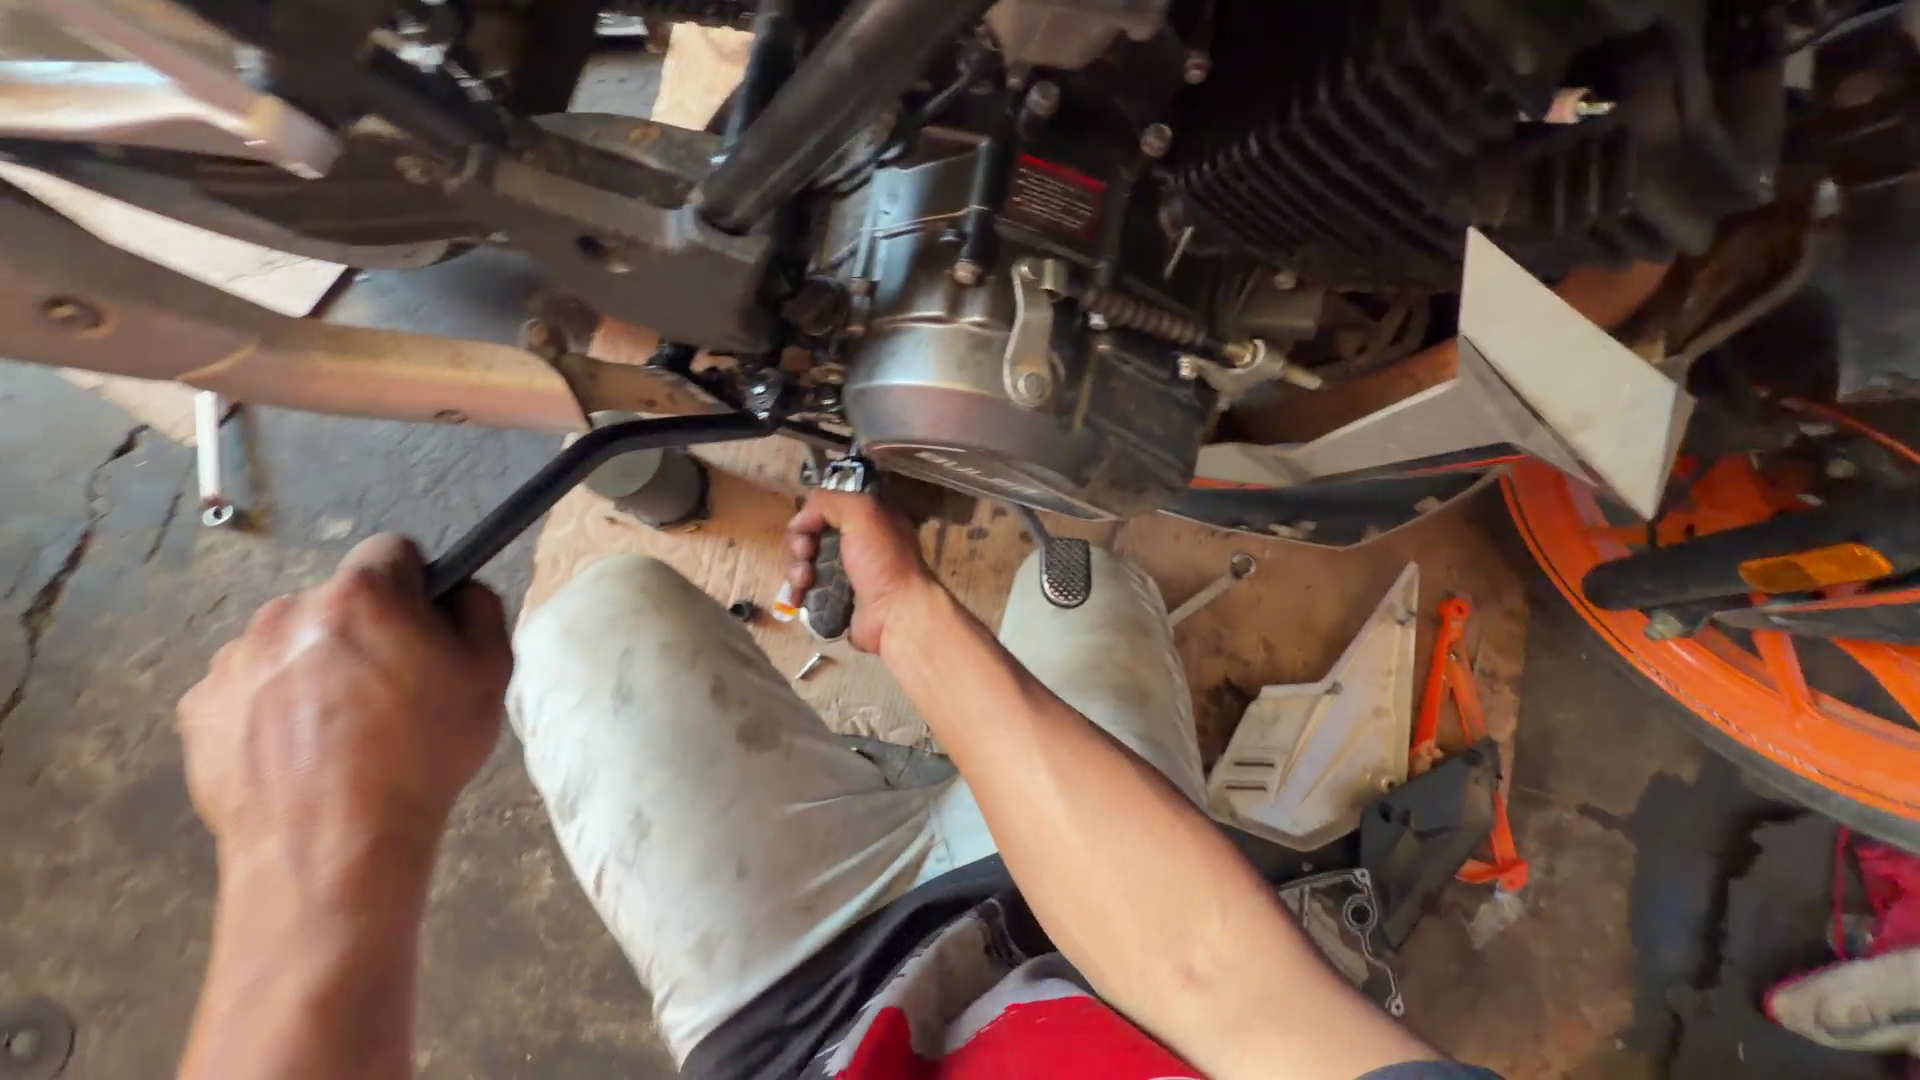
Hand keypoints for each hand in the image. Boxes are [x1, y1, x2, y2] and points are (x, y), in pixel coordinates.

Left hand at [177, 534, 511, 881]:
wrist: (336, 844)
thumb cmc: (424, 751)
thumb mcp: (491, 672)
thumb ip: (481, 609)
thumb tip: (456, 591)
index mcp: (362, 595)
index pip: (394, 550)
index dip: (420, 583)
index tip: (428, 625)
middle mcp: (287, 613)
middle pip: (342, 600)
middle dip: (369, 628)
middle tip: (395, 686)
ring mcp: (234, 661)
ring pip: (294, 642)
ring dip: (319, 664)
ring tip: (346, 726)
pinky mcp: (199, 708)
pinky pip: (252, 686)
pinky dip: (277, 704)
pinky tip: (305, 748)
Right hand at [784, 491, 939, 652]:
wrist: (896, 614)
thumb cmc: (883, 560)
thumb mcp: (863, 512)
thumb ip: (829, 501)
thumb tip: (799, 519)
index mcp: (867, 520)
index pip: (826, 508)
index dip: (810, 515)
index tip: (807, 526)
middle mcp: (856, 544)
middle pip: (810, 536)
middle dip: (800, 544)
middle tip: (807, 554)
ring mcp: (845, 574)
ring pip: (804, 564)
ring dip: (796, 569)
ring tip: (805, 580)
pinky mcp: (835, 600)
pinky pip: (806, 591)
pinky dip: (797, 592)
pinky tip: (798, 598)